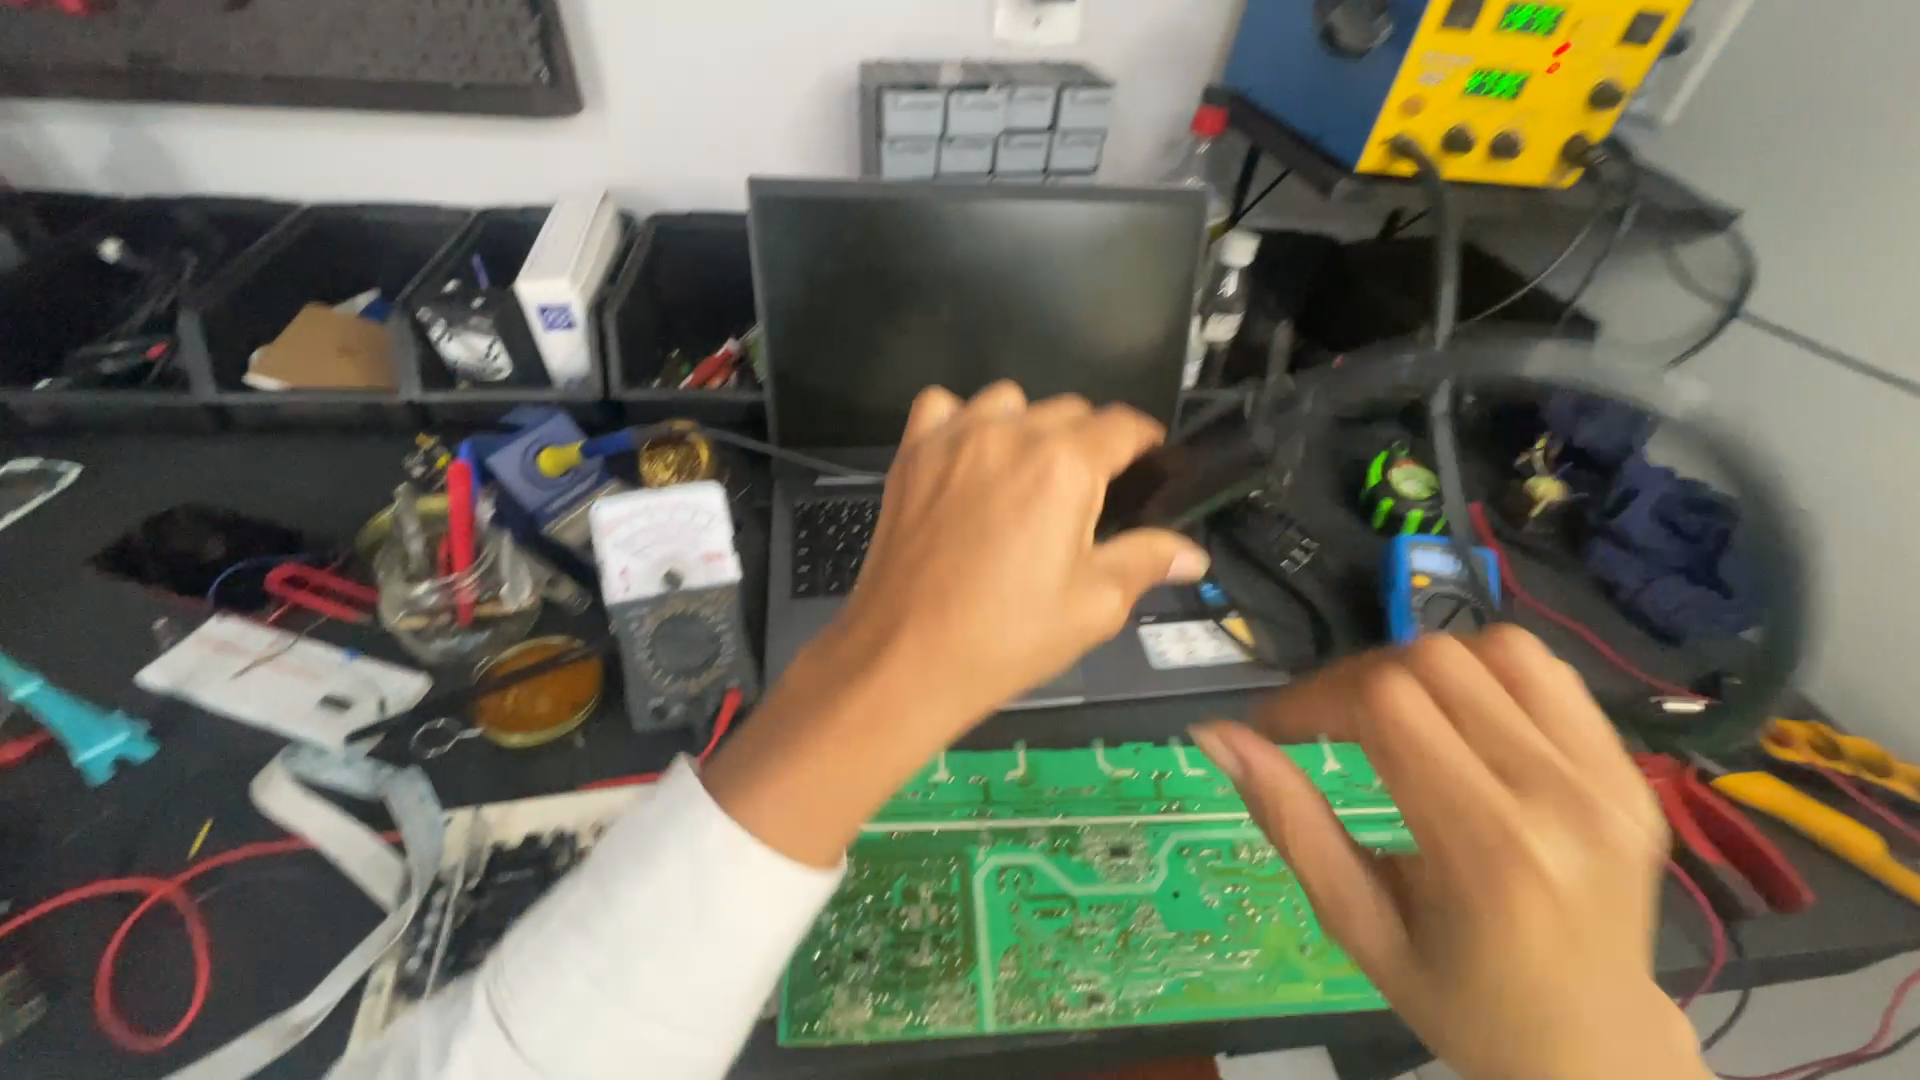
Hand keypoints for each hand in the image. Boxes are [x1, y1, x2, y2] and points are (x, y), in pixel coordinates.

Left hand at [705, 382, 1207, 868]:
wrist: (905, 658)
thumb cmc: (1006, 637)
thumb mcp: (1093, 606)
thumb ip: (1146, 562)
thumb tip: (1191, 554)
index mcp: (1065, 466)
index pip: (1123, 425)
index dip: (1145, 441)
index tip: (1149, 462)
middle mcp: (1010, 434)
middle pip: (1070, 410)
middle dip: (1090, 442)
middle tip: (1086, 496)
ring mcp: (954, 438)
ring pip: (1009, 401)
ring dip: (1029, 426)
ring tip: (1026, 476)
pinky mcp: (912, 453)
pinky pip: (944, 407)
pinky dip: (963, 421)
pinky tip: (969, 460)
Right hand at [1192, 629, 1706, 1079]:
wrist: (1597, 1047)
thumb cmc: (1459, 999)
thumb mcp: (1356, 923)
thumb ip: (1288, 820)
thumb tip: (1213, 734)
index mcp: (1490, 848)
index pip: (1386, 703)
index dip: (1312, 698)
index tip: (1275, 728)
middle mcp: (1561, 797)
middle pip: (1433, 664)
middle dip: (1353, 680)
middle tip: (1323, 725)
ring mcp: (1608, 778)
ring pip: (1492, 650)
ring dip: (1419, 667)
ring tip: (1388, 714)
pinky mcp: (1629, 770)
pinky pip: (1547, 672)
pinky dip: (1483, 672)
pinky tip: (1455, 715)